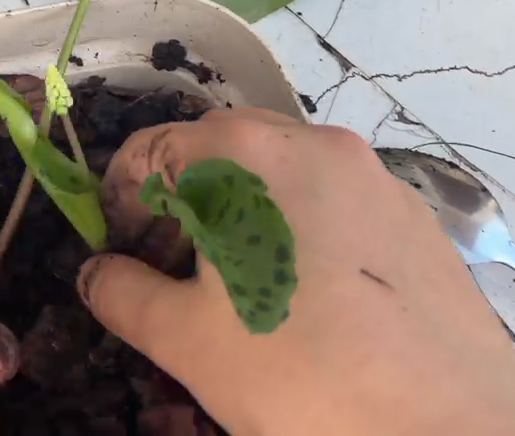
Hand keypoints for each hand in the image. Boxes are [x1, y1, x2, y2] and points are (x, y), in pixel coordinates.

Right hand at [80, 107, 514, 434]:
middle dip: (177, 200)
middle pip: (209, 152)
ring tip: (237, 278)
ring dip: (235, 209)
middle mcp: (306, 142)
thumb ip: (116, 289)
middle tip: (172, 264)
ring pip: (272, 171)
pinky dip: (295, 226)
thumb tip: (96, 273)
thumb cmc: (298, 372)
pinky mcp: (419, 220)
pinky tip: (302, 290)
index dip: (117, 201)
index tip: (118, 250)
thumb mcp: (179, 336)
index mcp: (239, 152)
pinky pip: (329, 200)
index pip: (145, 153)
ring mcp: (372, 177)